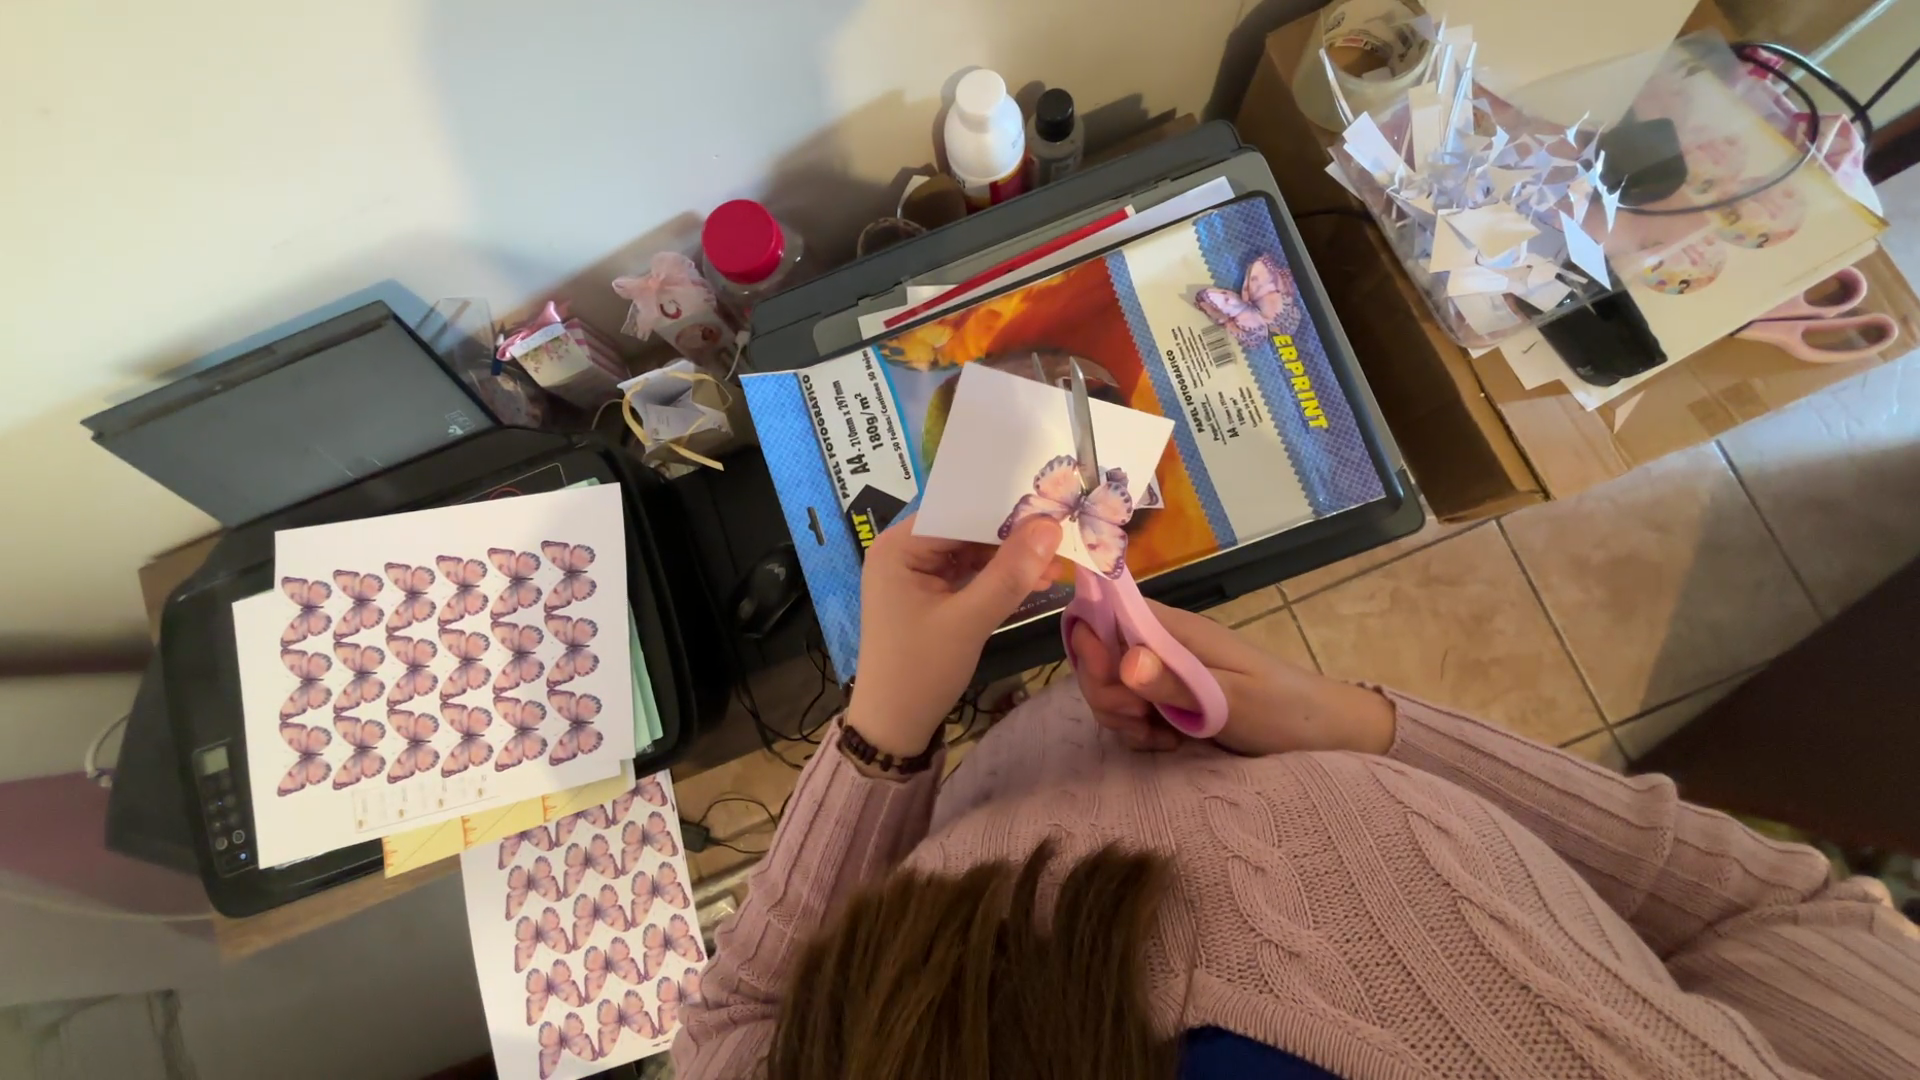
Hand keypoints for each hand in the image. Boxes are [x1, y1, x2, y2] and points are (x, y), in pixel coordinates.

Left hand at [847, 514, 1062, 757]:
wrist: (893, 726)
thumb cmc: (921, 670)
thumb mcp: (969, 620)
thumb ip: (1009, 573)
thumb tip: (1050, 526)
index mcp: (899, 546)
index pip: (958, 511)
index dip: (1004, 510)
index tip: (1051, 510)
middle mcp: (902, 549)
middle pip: (965, 528)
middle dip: (1012, 535)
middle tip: (1061, 536)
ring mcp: (914, 571)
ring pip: (970, 550)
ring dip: (1009, 558)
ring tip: (1056, 564)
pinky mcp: (927, 592)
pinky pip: (967, 572)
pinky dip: (997, 576)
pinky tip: (1034, 580)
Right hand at [1073, 599, 1394, 755]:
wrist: (1321, 733)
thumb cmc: (1281, 709)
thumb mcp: (1230, 699)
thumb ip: (1174, 682)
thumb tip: (1124, 661)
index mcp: (1174, 629)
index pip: (1106, 611)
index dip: (1090, 640)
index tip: (1110, 681)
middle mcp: (1160, 643)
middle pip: (1099, 653)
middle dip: (1104, 691)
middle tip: (1138, 719)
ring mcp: (1162, 672)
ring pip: (1109, 686)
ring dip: (1118, 715)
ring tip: (1154, 736)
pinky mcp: (1166, 699)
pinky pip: (1127, 711)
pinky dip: (1134, 730)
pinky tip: (1163, 744)